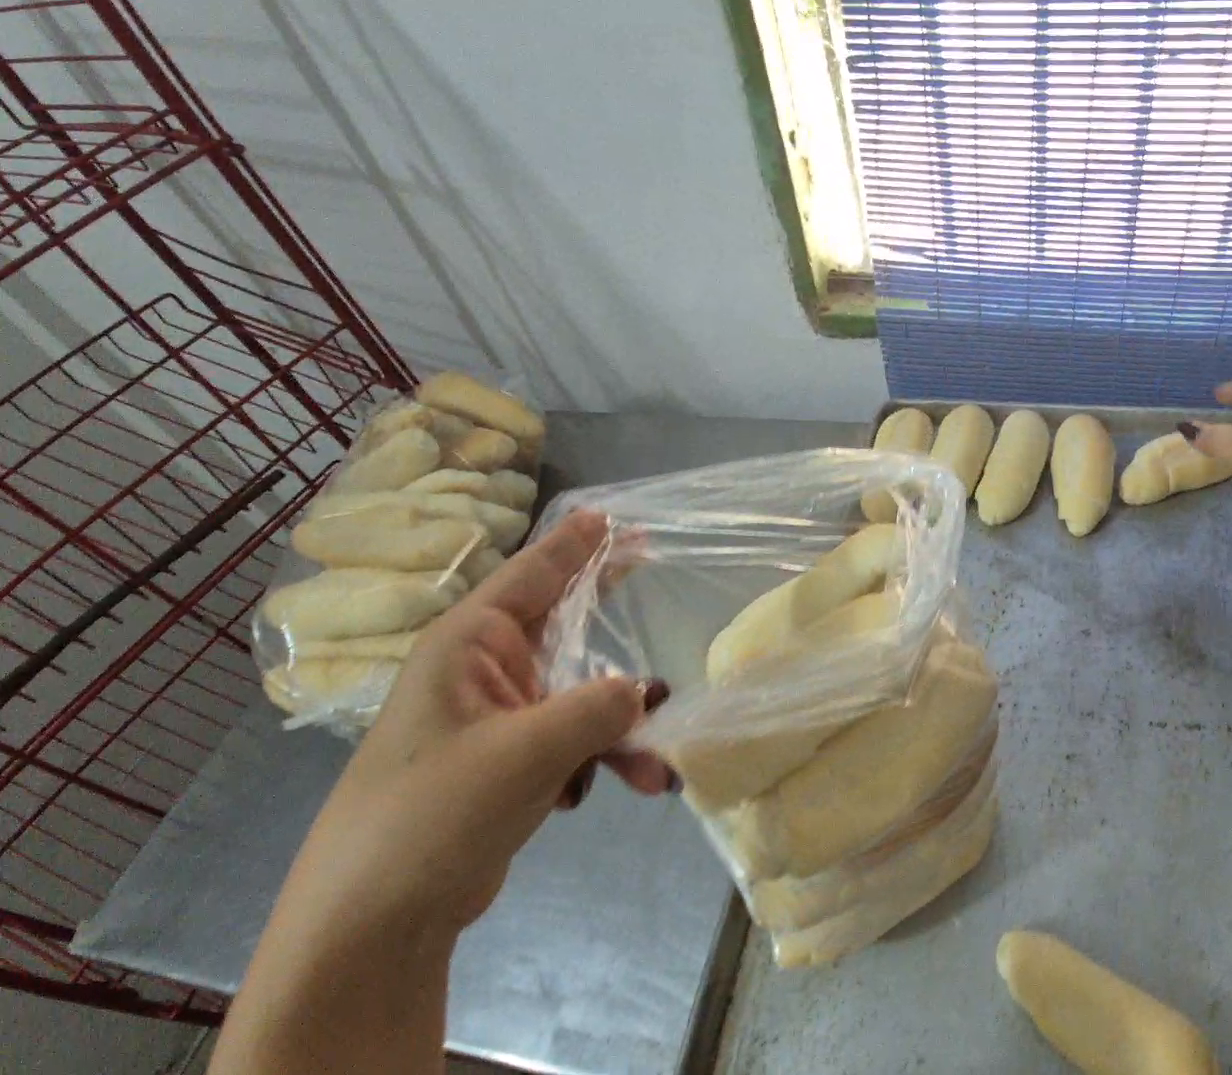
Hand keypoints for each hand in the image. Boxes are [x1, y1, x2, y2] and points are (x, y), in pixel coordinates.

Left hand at [279, 510, 673, 938]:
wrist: (376, 918)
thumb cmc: (434, 812)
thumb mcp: (525, 753)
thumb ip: (596, 709)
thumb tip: (642, 691)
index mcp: (468, 647)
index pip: (530, 575)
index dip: (573, 544)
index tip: (609, 516)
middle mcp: (482, 673)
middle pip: (562, 627)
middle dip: (609, 613)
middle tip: (649, 561)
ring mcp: (497, 721)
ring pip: (581, 698)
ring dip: (622, 728)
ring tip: (652, 769)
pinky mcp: (511, 764)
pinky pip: (576, 741)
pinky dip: (606, 759)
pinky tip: (628, 787)